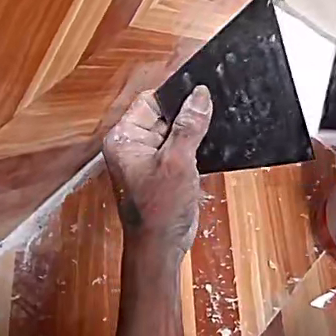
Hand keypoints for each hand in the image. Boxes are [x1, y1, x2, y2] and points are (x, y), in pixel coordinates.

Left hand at [102, 86, 212, 259]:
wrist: (161, 246)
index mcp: (124, 138)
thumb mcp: (178, 162)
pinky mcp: (163, 169)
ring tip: (210, 129)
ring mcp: (147, 157)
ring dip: (192, 130)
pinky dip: (194, 145)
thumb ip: (188, 126)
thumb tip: (199, 95)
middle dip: (186, 113)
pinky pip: (179, 146)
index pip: (149, 100)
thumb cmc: (160, 209)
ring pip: (174, 130)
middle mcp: (132, 144)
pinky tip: (208, 145)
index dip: (174, 94)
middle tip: (210, 110)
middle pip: (162, 113)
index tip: (200, 89)